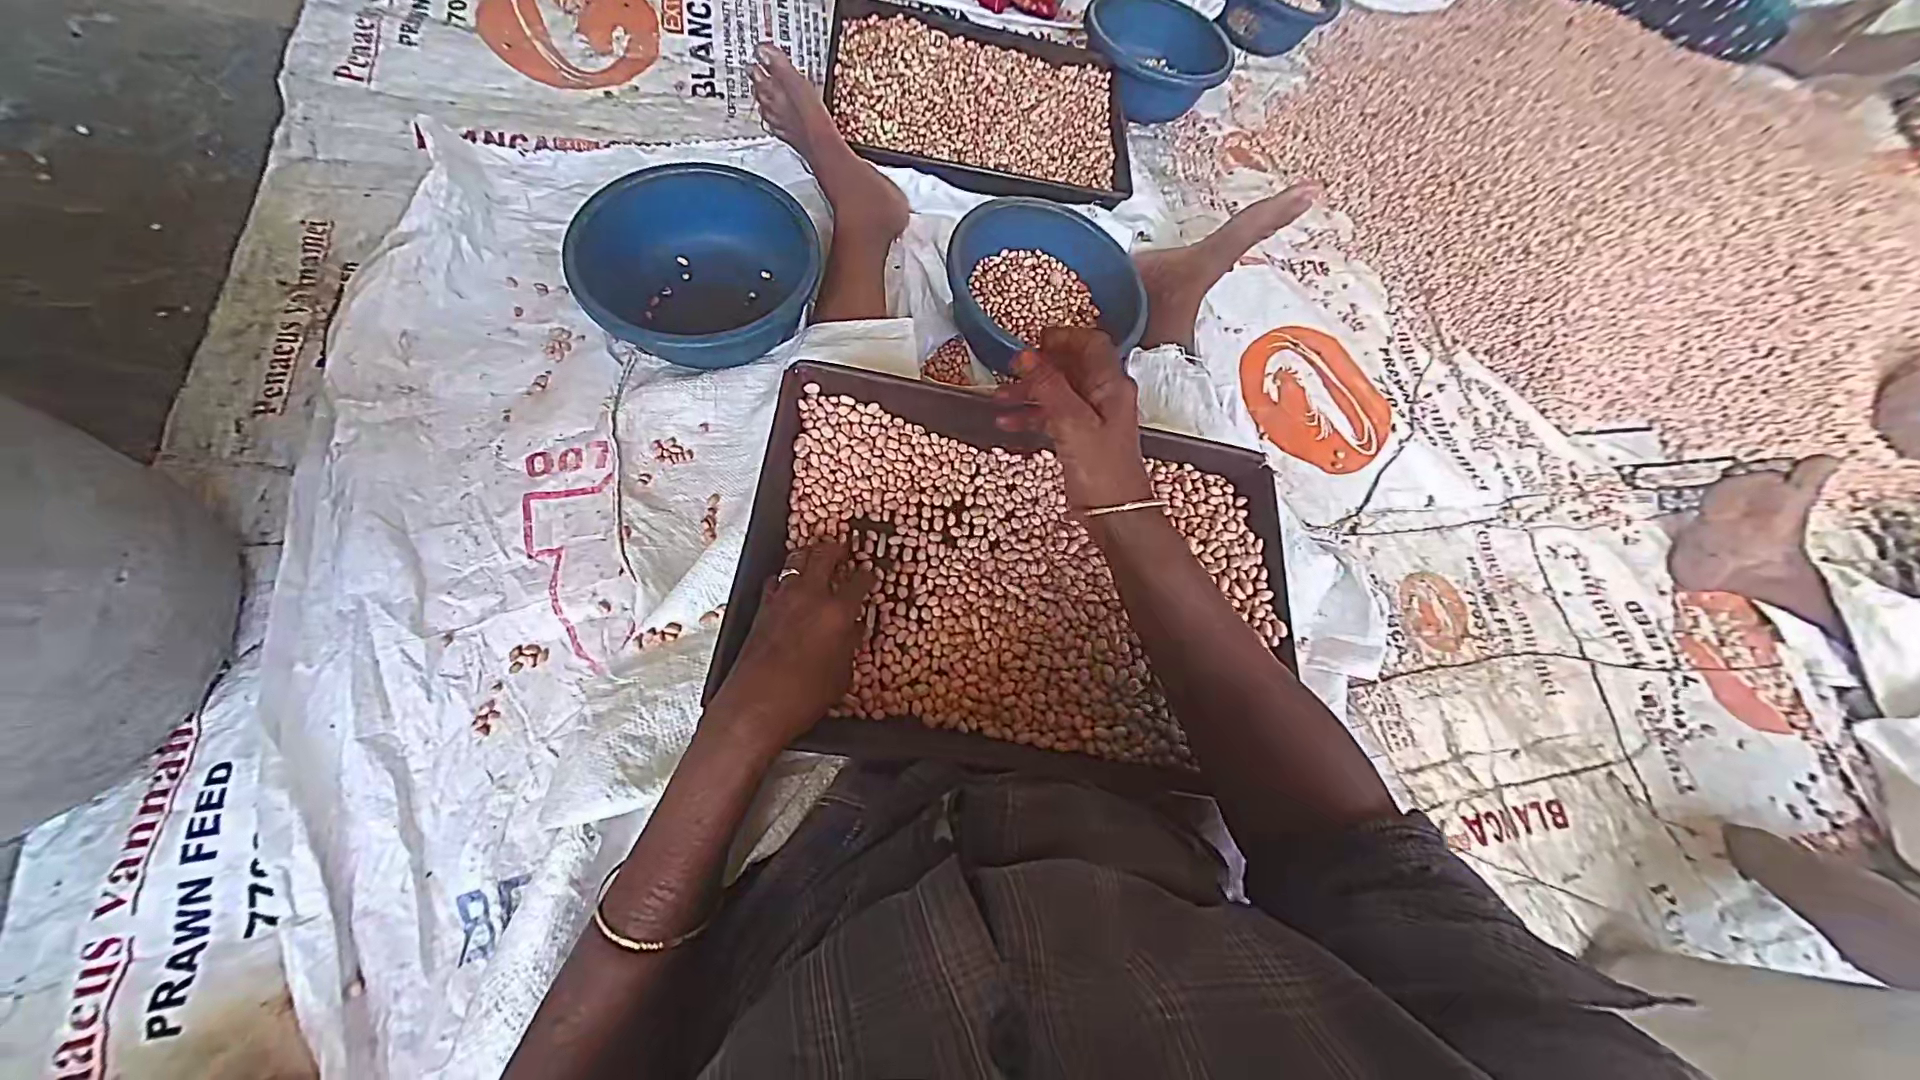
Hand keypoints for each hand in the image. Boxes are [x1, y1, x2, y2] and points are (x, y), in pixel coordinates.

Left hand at [704, 539, 876, 754]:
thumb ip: (850, 645)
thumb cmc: (804, 696)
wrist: (754, 705)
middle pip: (825, 555)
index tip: (871, 575)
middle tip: (844, 546)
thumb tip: (854, 630)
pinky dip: (784, 578)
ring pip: (796, 561)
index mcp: (837, 612)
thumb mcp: (842, 674)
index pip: (859, 581)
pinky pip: (776, 581)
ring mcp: (782, 599)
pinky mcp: (761, 608)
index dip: (868, 576)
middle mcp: (810, 597)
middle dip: (837, 548)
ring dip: (809, 555)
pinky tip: (787, 585)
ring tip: (816, 555)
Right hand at [992, 327, 1153, 508]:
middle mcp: (1104, 396)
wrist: (1115, 513)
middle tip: (1009, 370)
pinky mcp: (1082, 439)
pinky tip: (1008, 425)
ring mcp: (1093, 418)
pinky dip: (1033, 417)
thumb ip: (1049, 387)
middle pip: (1070, 368)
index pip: (1091, 344)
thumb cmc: (1100, 469)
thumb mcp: (1072, 423)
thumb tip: (1027, 357)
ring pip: (1058, 394)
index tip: (1034, 340)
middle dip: (1038, 367)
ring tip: (999, 399)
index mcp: (1110, 385)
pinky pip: (1054, 417)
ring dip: (1029, 393)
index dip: (1064, 337)